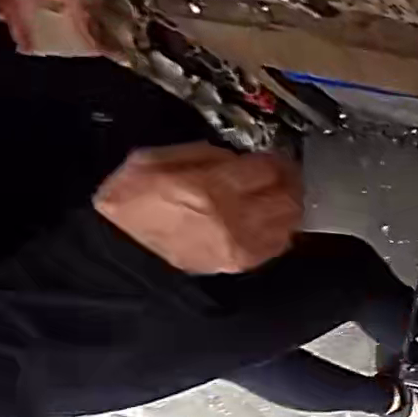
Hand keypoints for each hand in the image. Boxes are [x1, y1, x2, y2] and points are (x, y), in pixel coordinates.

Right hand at [93, 143, 301, 274]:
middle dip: (291, 182)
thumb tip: (241, 159)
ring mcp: (245, 243)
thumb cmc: (132, 201)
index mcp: (208, 188)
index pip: (264, 171)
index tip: (278, 157)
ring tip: (282, 193)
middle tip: (286, 173)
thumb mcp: (153, 161)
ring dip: (291, 203)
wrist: (126, 250)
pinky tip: (274, 217)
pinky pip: (281, 241)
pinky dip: (283, 226)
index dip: (277, 161)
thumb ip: (203, 155)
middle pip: (287, 197)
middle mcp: (235, 217)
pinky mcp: (248, 261)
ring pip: (290, 220)